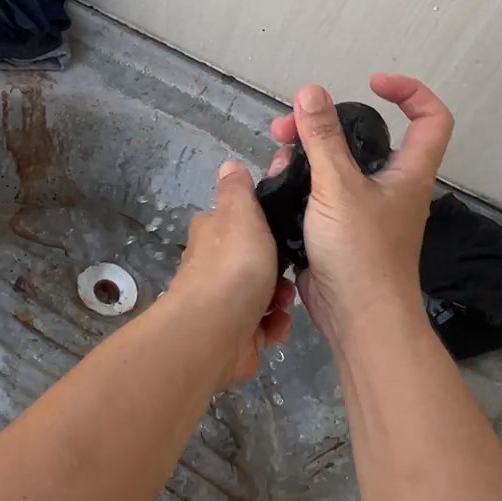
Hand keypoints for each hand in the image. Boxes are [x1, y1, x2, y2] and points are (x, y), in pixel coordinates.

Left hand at [172, 159, 296, 389]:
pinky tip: (275, 328)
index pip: (239, 223)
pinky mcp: (234, 335)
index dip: (264, 227)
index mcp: (212, 234)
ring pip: (265, 295)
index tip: (287, 233)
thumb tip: (230, 166)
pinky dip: (274, 327)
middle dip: (280, 270)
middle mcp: (213, 266)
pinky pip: (264, 327)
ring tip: (282, 305)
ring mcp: (222, 303)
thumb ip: (238, 191)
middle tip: (290, 275)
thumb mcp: (240, 214)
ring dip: (281, 300)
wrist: (215, 329)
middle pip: (257, 261)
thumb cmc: (233, 265)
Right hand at [267, 74, 453, 349]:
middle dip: (322, 124)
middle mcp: (389, 187)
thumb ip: (323, 138)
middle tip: (285, 126)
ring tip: (274, 158)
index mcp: (408, 173)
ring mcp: (362, 210)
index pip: (430, 119)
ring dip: (303, 155)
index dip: (410, 93)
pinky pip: (317, 193)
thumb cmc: (361, 252)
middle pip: (362, 139)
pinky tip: (272, 184)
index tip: (372, 83)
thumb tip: (310, 92)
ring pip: (334, 166)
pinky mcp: (337, 230)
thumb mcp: (339, 187)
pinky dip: (297, 183)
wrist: (358, 319)